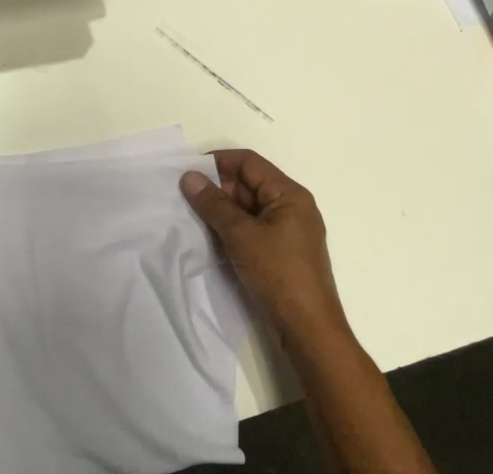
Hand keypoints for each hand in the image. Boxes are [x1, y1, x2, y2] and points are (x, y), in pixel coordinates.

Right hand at [181, 150, 347, 341]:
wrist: (308, 330)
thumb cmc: (278, 274)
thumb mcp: (241, 235)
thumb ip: (213, 203)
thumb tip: (189, 177)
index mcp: (289, 195)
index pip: (249, 162)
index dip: (218, 161)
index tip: (188, 170)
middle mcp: (291, 207)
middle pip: (248, 183)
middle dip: (217, 187)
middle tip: (185, 196)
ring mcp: (287, 232)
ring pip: (247, 208)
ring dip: (221, 210)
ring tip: (191, 215)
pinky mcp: (280, 253)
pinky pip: (251, 229)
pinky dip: (230, 229)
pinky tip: (208, 236)